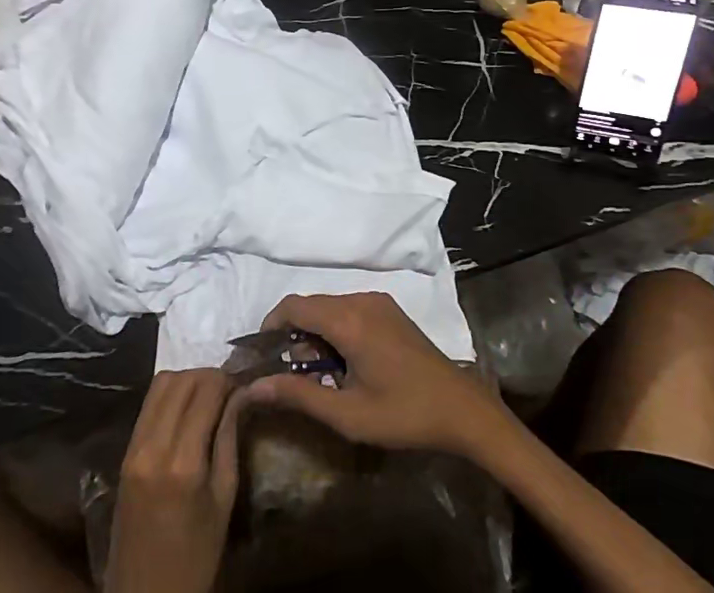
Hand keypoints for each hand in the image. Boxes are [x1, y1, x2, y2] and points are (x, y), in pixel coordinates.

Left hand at [104, 369, 241, 592]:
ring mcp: (132, 450)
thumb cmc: (197, 554)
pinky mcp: (124, 455)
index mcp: (183, 462)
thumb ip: (230, 438)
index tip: (244, 386)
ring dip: (188, 381)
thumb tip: (242, 393)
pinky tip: (188, 413)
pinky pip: (148, 406)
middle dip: (209, 375)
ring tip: (209, 399)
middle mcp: (152, 447)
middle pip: (181, 380)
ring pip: (160, 385)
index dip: (229, 379)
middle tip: (229, 391)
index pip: (206, 390)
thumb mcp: (225, 497)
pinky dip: (170, 397)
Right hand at [243, 292, 510, 457]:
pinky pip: (350, 310)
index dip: (269, 327)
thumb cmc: (403, 413)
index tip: (259, 358)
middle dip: (292, 335)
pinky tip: (341, 365)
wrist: (460, 407)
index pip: (294, 306)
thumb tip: (253, 387)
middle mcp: (363, 300)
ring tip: (316, 377)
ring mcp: (380, 303)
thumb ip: (298, 395)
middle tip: (287, 376)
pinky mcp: (391, 311)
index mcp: (350, 320)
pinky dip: (335, 330)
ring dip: (314, 335)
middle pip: (311, 305)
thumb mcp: (346, 413)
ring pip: (330, 308)